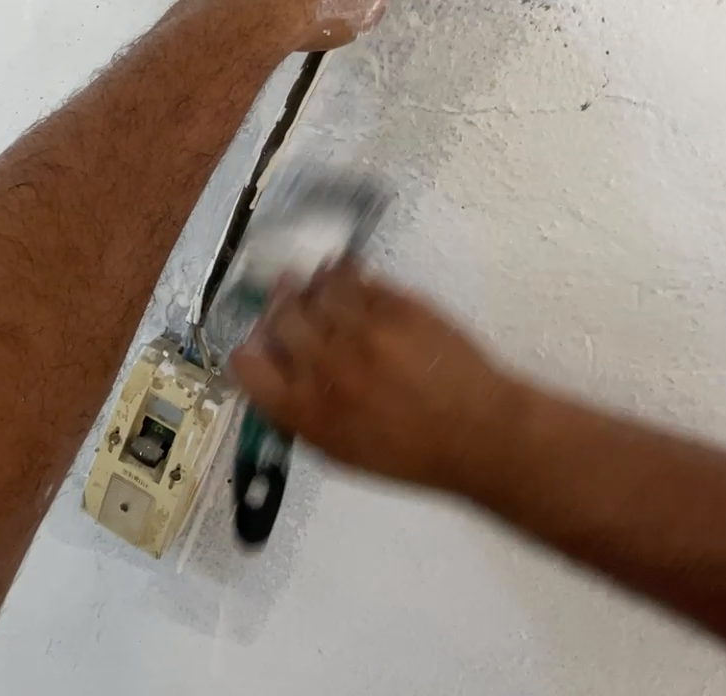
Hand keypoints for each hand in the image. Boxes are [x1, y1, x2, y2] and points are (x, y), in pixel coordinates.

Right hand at [230, 262, 524, 491]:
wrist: (480, 433)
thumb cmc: (409, 451)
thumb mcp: (341, 451)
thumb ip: (298, 411)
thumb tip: (272, 373)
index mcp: (306, 408)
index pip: (246, 365)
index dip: (247, 351)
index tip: (257, 344)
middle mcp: (325, 365)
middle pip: (278, 316)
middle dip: (279, 305)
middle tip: (285, 297)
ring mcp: (360, 330)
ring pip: (314, 287)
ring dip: (312, 285)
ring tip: (320, 286)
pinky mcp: (393, 305)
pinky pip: (355, 276)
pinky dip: (346, 274)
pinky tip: (348, 276)